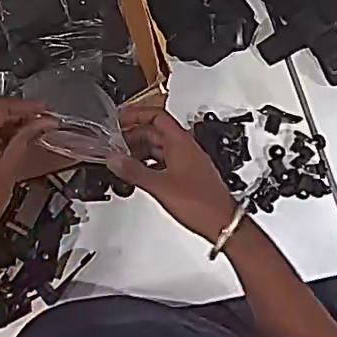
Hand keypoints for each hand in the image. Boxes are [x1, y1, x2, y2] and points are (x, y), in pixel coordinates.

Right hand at [109, 107, 238, 242]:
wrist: (221, 222)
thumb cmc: (201, 203)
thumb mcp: (160, 186)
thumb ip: (134, 171)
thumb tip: (115, 159)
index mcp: (180, 142)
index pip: (156, 115)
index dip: (136, 114)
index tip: (120, 118)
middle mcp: (185, 147)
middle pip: (155, 131)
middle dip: (133, 135)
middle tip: (115, 143)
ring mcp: (187, 160)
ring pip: (158, 147)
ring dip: (139, 150)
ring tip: (122, 159)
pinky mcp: (187, 173)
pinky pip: (163, 160)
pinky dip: (148, 163)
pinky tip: (139, 173)